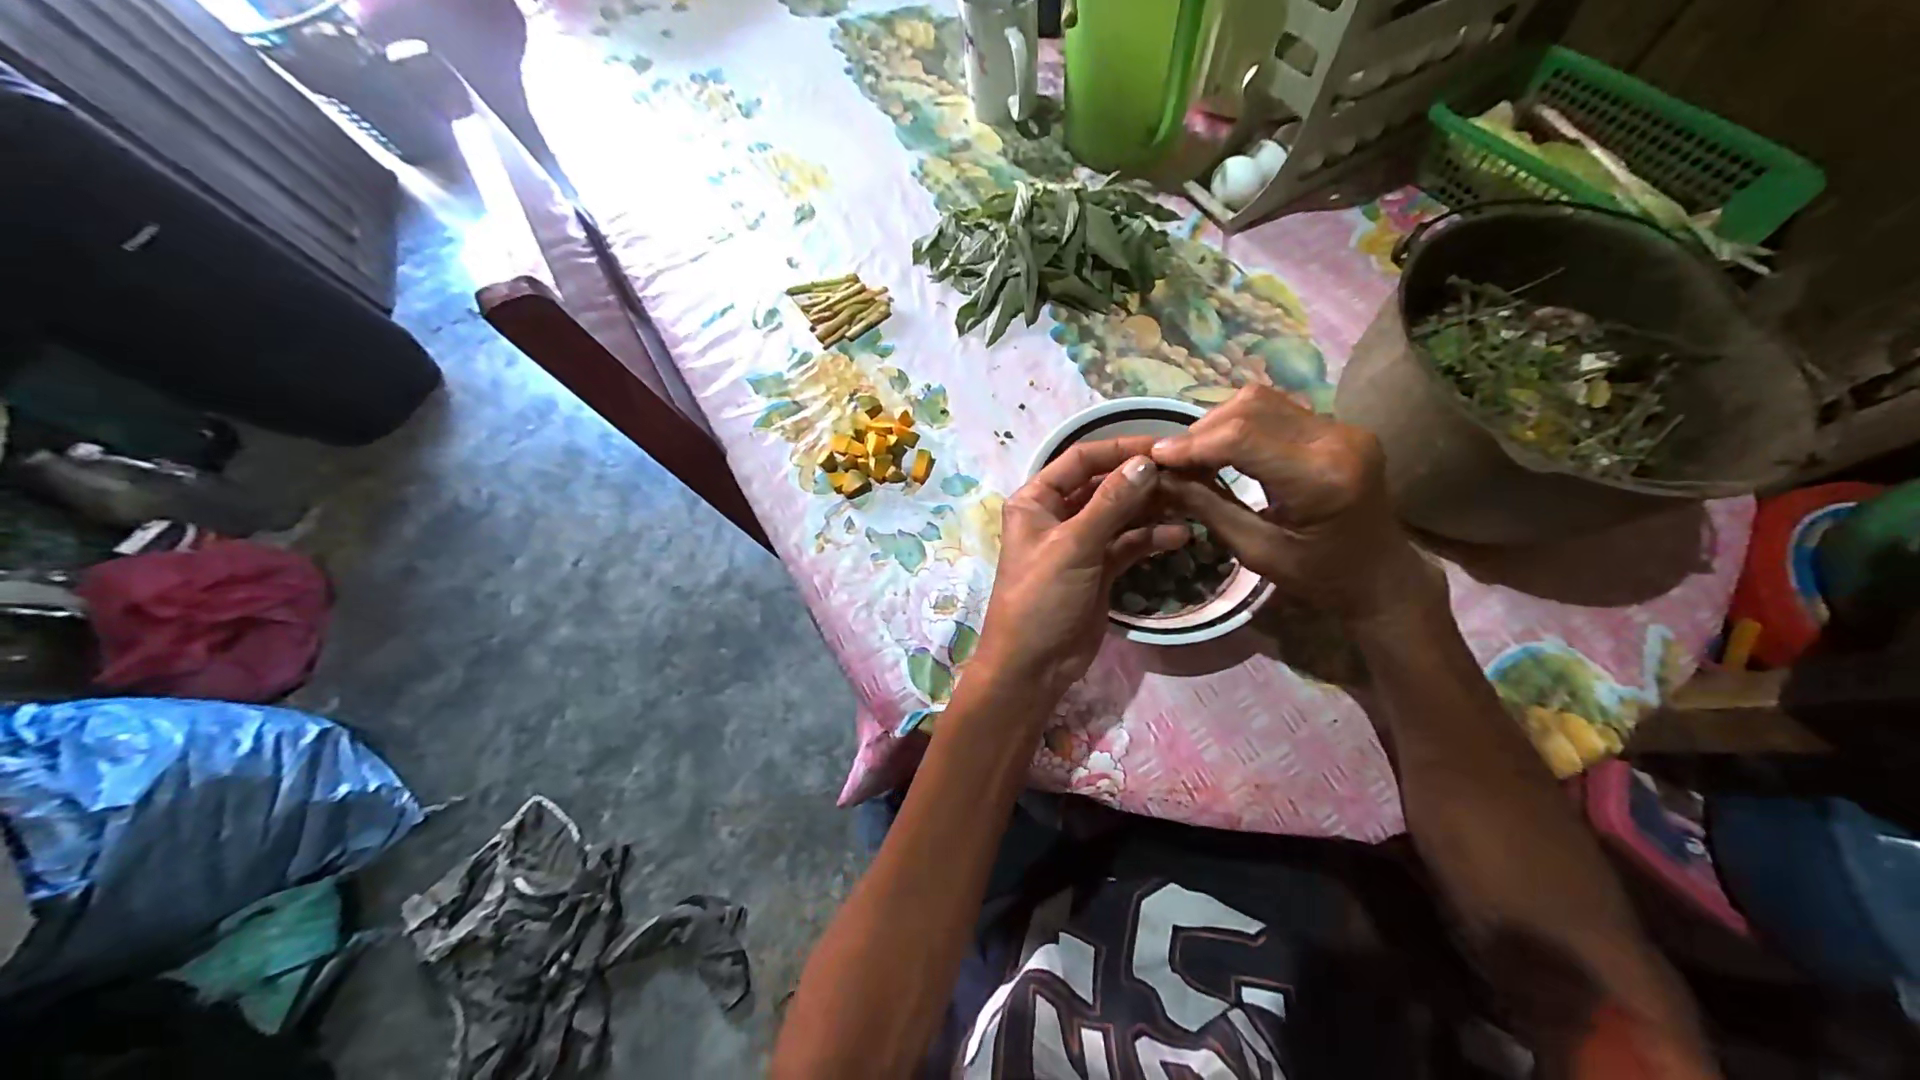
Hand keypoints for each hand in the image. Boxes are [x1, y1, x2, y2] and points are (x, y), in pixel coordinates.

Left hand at [973, 436, 1188, 702]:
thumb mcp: (1074, 545)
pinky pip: (1128, 544)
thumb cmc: (1041, 597)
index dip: (1119, 449)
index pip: (1080, 460)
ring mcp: (1080, 543)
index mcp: (1036, 500)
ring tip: (1191, 500)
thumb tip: (1145, 461)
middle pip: (1104, 485)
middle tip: (1186, 473)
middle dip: (1141, 479)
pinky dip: (1151, 538)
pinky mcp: (1099, 568)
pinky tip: (1181, 535)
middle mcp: (1057, 515)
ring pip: (1120, 514)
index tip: (1162, 446)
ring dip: (1152, 508)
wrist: (1033, 665)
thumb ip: (1111, 502)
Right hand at [1150, 387, 1441, 623]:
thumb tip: (1159, 478)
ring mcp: (1342, 428)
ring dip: (1219, 424)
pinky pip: (1276, 411)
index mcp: (1320, 478)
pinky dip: (1240, 425)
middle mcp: (1337, 439)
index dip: (1192, 444)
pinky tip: (1223, 450)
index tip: (1155, 459)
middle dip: (1202, 431)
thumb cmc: (1319, 577)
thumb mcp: (1255, 551)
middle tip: (1171, 460)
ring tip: (1194, 455)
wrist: (1381, 578)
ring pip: (1261, 401)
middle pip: (1250, 408)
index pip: (1241, 438)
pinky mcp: (1338, 428)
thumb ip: (1207, 507)